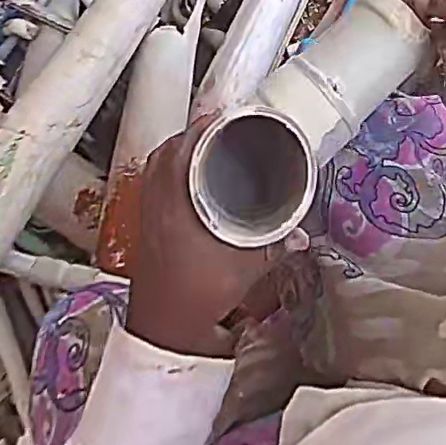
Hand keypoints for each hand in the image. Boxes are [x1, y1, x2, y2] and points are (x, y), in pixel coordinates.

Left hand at [124, 116, 282, 357]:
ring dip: (175, 149)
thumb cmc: (200, 294)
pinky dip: (165, 167)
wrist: (164, 327)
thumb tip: (302, 236)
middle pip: (166, 152)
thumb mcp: (243, 270)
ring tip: (202, 144)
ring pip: (155, 165)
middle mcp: (157, 202)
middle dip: (190, 134)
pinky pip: (150, 180)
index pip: (181, 151)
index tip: (219, 117)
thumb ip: (273, 249)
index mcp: (176, 204)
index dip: (198, 129)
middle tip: (216, 128)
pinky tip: (184, 173)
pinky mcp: (144, 223)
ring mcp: (147, 212)